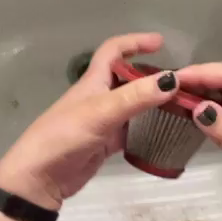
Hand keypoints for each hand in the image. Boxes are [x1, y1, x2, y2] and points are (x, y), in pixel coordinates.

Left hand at [0, 33, 180, 209]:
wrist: (40, 178)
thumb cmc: (64, 136)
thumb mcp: (102, 112)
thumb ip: (136, 97)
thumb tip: (172, 80)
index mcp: (94, 81)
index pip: (114, 51)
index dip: (135, 42)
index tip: (160, 43)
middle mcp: (99, 97)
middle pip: (129, 79)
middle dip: (152, 76)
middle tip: (181, 84)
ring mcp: (103, 122)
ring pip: (134, 106)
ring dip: (154, 104)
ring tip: (182, 108)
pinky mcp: (105, 144)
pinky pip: (132, 132)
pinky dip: (148, 131)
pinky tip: (166, 135)